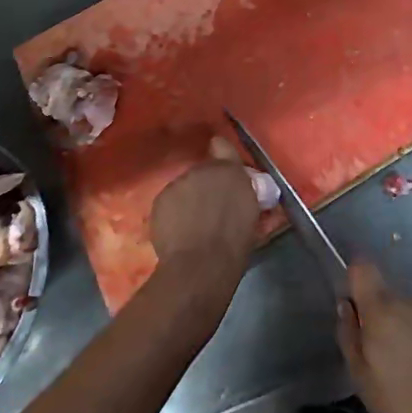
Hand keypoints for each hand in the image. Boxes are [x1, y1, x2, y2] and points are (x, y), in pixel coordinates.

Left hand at [150, 150, 259, 299]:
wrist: (200, 265)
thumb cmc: (234, 244)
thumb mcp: (251, 214)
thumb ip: (244, 194)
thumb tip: (241, 190)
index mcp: (231, 172)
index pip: (223, 147)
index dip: (222, 153)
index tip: (222, 161)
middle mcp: (202, 170)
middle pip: (203, 172)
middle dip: (207, 185)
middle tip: (212, 207)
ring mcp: (178, 183)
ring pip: (185, 186)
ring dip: (190, 198)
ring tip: (193, 222)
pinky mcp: (160, 199)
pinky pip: (170, 201)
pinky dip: (174, 211)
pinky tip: (178, 229)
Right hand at [336, 261, 411, 412]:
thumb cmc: (401, 406)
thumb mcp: (360, 376)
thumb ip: (348, 334)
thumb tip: (345, 305)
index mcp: (382, 307)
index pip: (362, 266)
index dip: (351, 277)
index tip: (347, 304)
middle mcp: (407, 302)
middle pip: (381, 288)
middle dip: (368, 308)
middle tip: (363, 346)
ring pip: (398, 307)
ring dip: (389, 324)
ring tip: (386, 363)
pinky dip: (407, 336)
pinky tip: (409, 369)